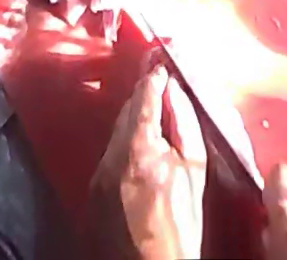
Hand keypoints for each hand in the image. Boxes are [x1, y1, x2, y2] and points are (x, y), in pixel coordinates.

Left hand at [91, 64, 207, 259]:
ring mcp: (97, 175)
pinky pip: (111, 151)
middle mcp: (110, 157)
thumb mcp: (194, 169)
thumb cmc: (181, 227)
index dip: (155, 75)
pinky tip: (143, 144)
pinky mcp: (92, 191)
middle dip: (145, 94)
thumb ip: (184, 122)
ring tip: (156, 108)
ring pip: (117, 130)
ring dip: (135, 116)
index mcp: (138, 149)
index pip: (144, 96)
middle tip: (161, 77)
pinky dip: (126, 141)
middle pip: (127, 110)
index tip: (164, 59)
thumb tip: (176, 87)